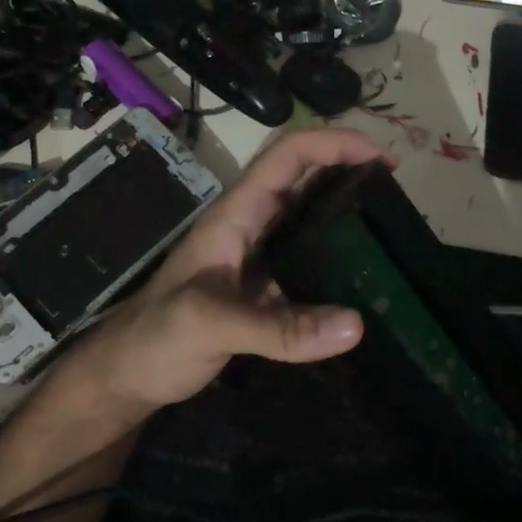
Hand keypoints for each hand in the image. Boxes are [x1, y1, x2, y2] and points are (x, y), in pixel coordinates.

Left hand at [76, 128, 394, 409]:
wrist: (124, 379)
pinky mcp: (261, 289)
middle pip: (302, 177)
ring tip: (389, 222)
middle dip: (347, 167)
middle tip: (396, 185)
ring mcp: (256, 257)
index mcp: (234, 215)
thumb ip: (280, 328)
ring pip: (307, 217)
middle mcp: (248, 226)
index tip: (381, 156)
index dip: (332, 142)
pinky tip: (363, 275)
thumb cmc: (155, 339)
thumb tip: (357, 323)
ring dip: (345, 208)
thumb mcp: (210, 325)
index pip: (286, 156)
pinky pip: (307, 260)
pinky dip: (338, 256)